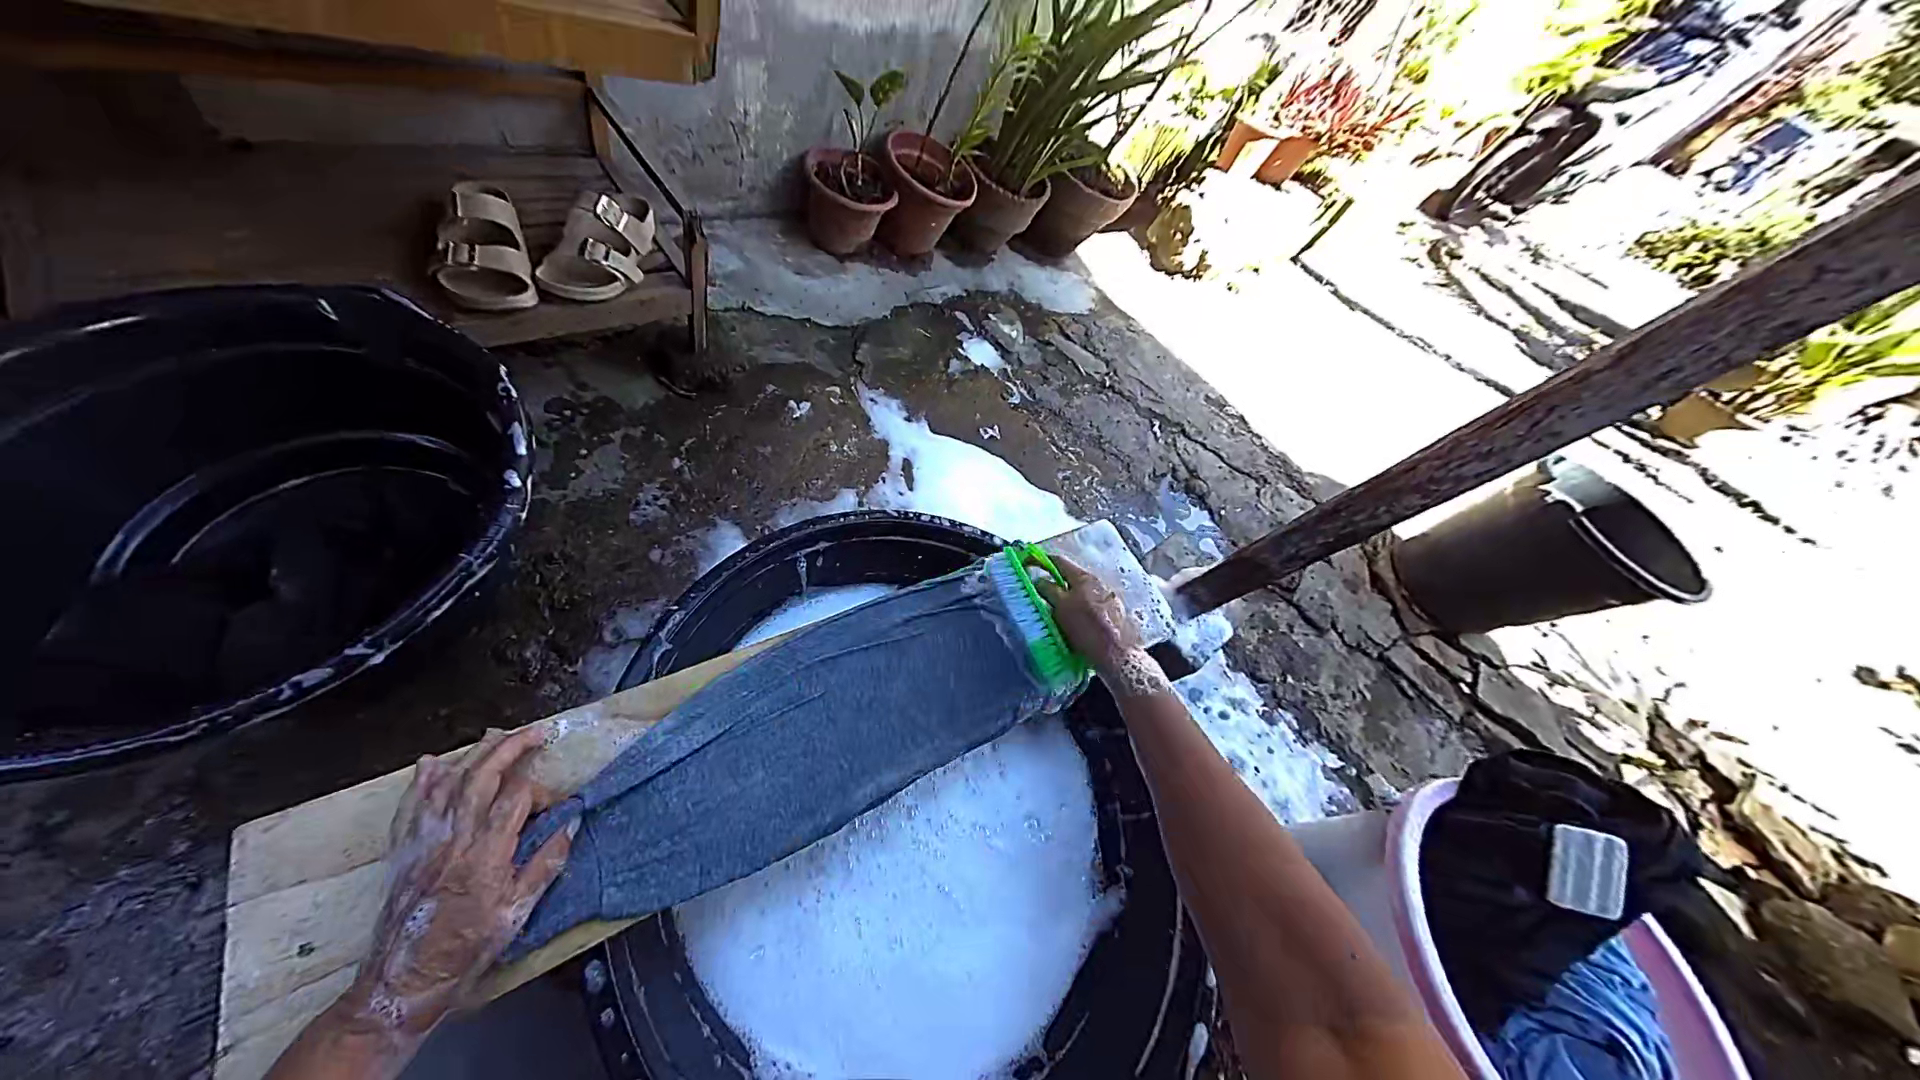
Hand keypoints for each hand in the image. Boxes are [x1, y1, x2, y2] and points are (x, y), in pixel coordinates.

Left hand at [346, 727, 573, 1039]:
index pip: (517, 799)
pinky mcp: (404, 851)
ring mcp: (425, 842)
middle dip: (511, 748)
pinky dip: (421, 781)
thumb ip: (546, 863)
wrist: (403, 982)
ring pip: (448, 783)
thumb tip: (571, 824)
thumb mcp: (518, 912)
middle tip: (535, 733)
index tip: (556, 806)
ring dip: (474, 754)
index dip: (542, 793)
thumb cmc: (468, 947)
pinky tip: (432, 763)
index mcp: (486, 853)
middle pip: (483, 777)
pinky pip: (412, 806)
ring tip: (497, 735)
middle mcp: (454, 839)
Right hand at [1035, 554, 1142, 675]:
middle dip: (1053, 581)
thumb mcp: (1062, 608)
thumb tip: (1039, 580)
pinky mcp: (1111, 612)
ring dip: (1065, 595)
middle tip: (1038, 590)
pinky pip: (1088, 603)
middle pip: (1069, 576)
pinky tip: (1072, 620)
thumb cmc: (1087, 631)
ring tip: (1054, 609)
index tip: (1028, 563)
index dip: (1041, 560)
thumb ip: (1049, 591)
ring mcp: (1106, 597)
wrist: (1117, 655)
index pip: (1059, 561)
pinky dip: (1076, 607)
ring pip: (1078, 591)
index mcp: (1084, 578)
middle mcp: (1097, 583)